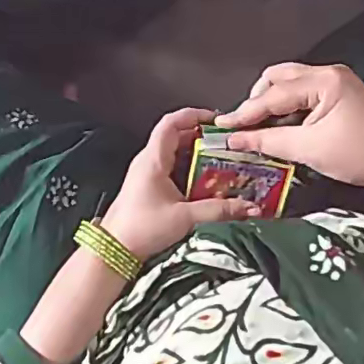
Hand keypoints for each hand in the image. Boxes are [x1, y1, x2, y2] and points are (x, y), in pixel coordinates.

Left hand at [99, 108, 261, 260]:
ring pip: (175, 152)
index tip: (215, 119)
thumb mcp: (185, 217)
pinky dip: (189, 169)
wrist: (116, 248)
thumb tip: (247, 207)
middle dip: (202, 137)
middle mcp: (148, 161)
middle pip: (176, 136)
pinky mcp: (149, 185)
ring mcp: (147, 172)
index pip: (171, 123)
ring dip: (197, 154)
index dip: (194, 115)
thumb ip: (219, 210)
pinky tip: (205, 181)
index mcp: (153, 160)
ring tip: (221, 161)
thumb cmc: (141, 228)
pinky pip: (172, 168)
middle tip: (225, 144)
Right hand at [217, 64, 363, 195]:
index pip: (273, 95)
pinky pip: (301, 93)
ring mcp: (334, 82)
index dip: (245, 113)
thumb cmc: (360, 155)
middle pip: (277, 78)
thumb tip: (233, 140)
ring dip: (270, 102)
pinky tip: (277, 124)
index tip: (221, 127)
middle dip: (257, 100)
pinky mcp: (337, 95)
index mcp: (323, 81)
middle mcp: (327, 73)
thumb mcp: (310, 149)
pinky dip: (285, 106)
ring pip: (288, 83)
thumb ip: (268, 141)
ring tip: (257, 125)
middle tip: (243, 125)